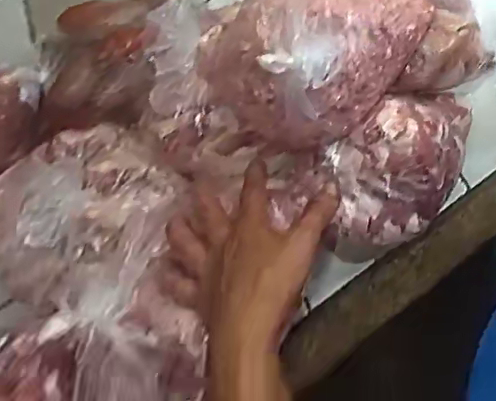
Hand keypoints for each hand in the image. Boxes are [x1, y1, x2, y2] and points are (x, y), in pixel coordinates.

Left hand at [165, 162, 336, 364]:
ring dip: (179, 232)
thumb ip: (316, 215)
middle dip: (205, 198)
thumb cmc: (275, 285)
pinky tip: (163, 273)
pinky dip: (170, 278)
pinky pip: (180, 285)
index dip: (255, 176)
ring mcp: (206, 271)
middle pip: (210, 215)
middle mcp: (223, 243)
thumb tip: (331, 185)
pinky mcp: (198, 298)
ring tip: (173, 221)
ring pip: (186, 246)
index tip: (255, 162)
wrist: (245, 333)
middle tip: (197, 183)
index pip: (252, 194)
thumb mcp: (303, 246)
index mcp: (249, 227)